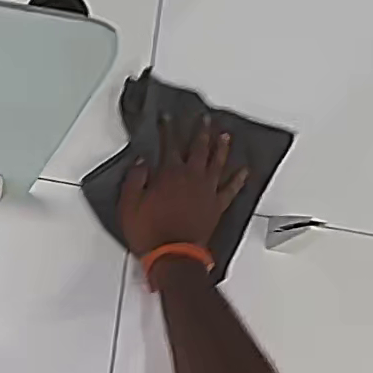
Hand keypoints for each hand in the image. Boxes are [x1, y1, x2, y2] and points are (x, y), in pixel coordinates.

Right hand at [118, 117, 249, 255]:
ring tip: (225, 136)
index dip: (168, 129)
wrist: (172, 254)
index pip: (169, 145)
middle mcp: (191, 178)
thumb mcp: (129, 204)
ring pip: (217, 162)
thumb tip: (141, 162)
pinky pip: (230, 188)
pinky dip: (238, 178)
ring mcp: (206, 191)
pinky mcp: (216, 206)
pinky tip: (243, 171)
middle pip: (198, 148)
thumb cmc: (149, 231)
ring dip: (221, 147)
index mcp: (169, 174)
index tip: (168, 118)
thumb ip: (135, 179)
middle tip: (204, 119)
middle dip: (200, 131)